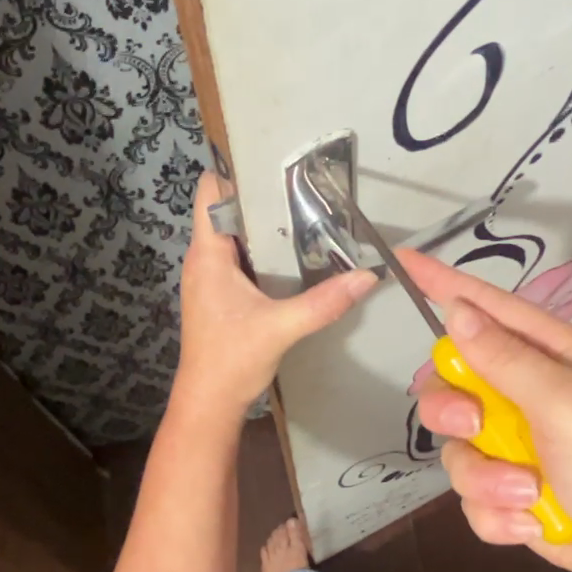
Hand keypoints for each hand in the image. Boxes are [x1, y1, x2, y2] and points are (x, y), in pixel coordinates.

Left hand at [175, 171, 376, 413]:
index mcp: (207, 255)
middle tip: (305, 188)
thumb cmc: (230, 361)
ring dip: (265, 227)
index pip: (209, 192)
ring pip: (236, 236)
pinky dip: (264, 252)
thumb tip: (367, 276)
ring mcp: (211, 278)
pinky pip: (241, 259)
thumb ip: (324, 302)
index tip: (276, 167)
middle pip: (227, 210)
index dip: (235, 173)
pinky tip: (295, 256)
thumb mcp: (280, 329)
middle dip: (262, 198)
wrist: (208, 404)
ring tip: (306, 214)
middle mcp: (204, 259)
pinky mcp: (221, 295)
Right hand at [399, 249, 571, 571]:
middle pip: (453, 382)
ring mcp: (518, 446)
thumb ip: (505, 358)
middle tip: (477, 427)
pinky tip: (530, 526)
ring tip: (527, 497)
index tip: (401, 263)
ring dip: (486, 478)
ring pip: (456, 447)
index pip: (489, 308)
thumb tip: (456, 309)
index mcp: (554, 357)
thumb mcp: (567, 402)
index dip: (444, 285)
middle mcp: (530, 394)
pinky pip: (471, 493)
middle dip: (455, 411)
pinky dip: (496, 513)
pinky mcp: (510, 493)